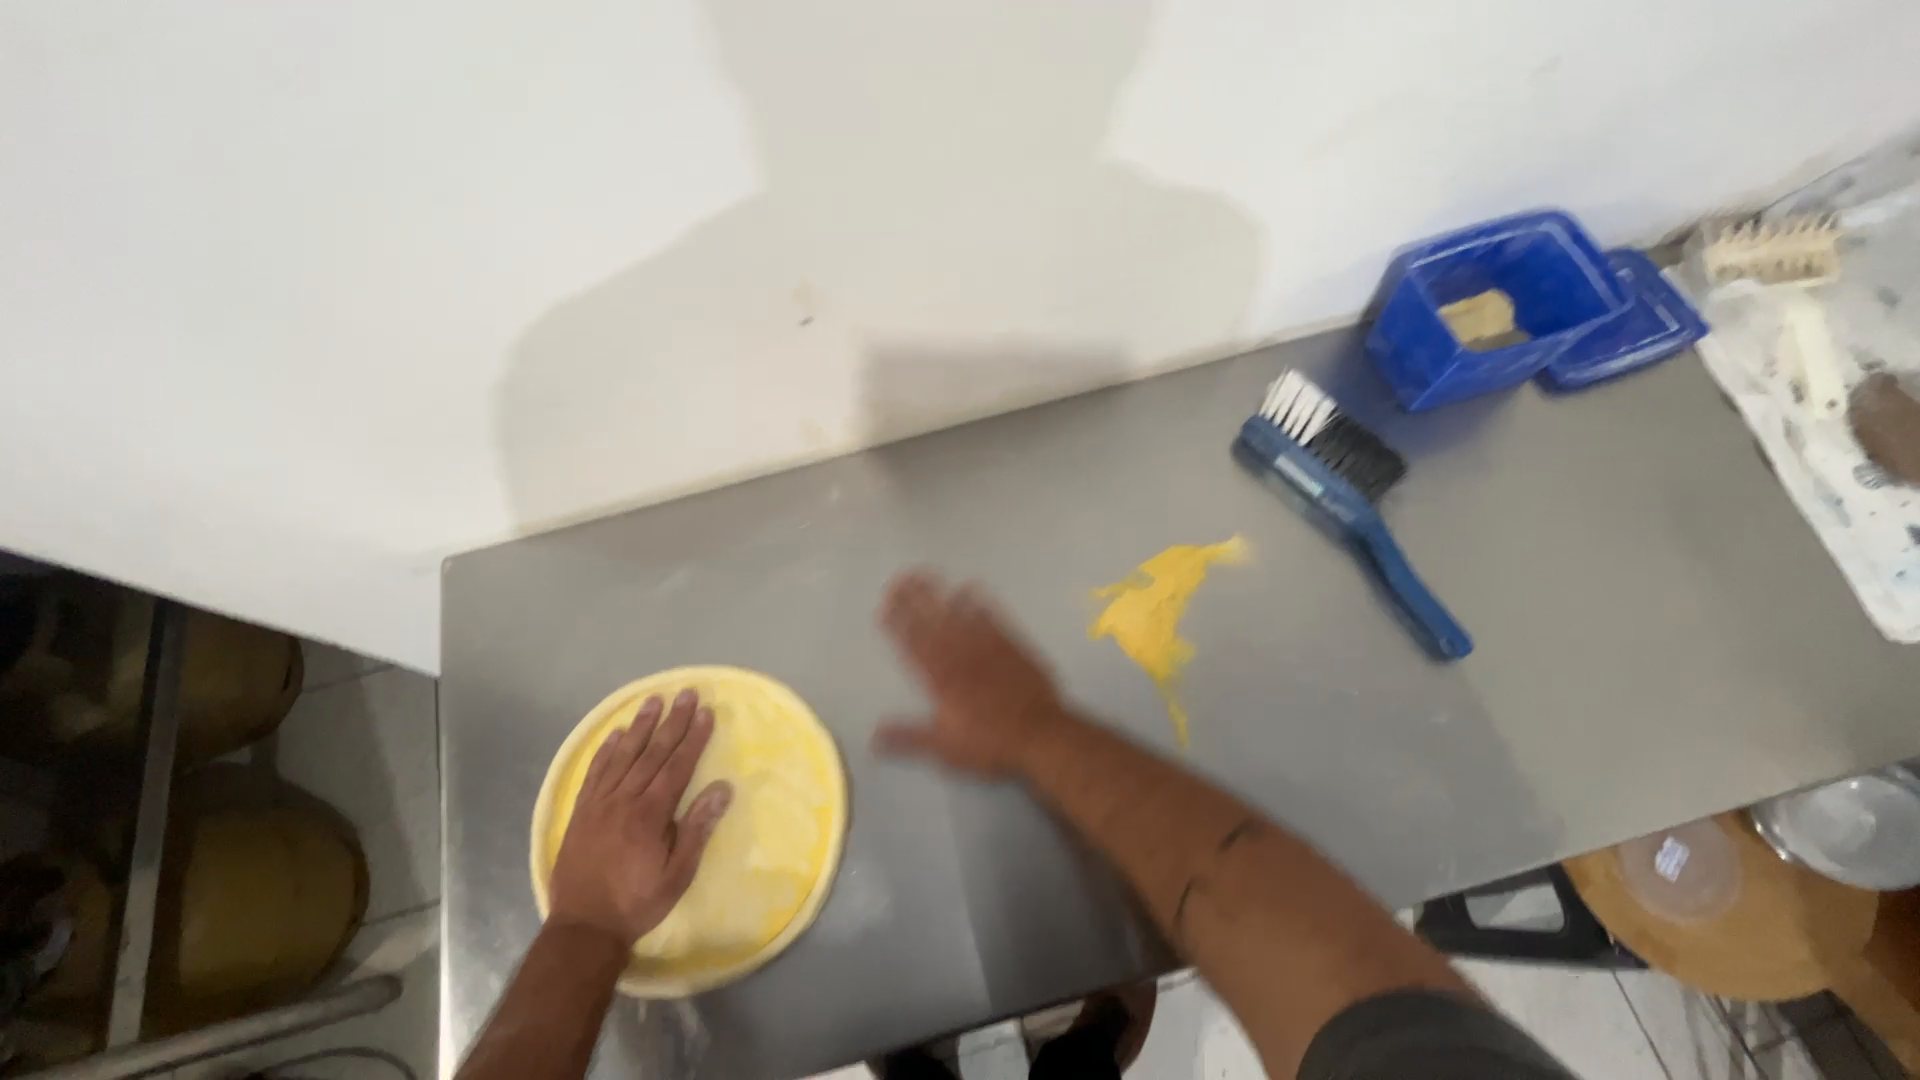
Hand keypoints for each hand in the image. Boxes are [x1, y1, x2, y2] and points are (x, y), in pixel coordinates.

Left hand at [548, 689, 732, 945]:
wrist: (583, 928)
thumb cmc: (638, 903)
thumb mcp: (678, 874)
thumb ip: (698, 829)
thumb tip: (722, 789)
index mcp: (651, 815)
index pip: (678, 766)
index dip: (693, 737)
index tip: (705, 712)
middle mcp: (624, 800)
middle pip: (652, 753)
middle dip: (672, 721)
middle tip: (685, 693)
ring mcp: (599, 804)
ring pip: (623, 756)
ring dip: (641, 726)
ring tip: (653, 701)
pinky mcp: (581, 813)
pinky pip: (595, 773)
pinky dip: (606, 751)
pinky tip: (616, 734)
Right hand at [874, 570, 1066, 774]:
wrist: (1040, 734)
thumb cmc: (991, 744)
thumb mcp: (943, 746)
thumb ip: (908, 737)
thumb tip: (874, 735)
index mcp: (940, 680)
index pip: (913, 646)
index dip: (897, 625)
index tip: (884, 605)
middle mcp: (961, 657)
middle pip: (932, 623)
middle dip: (913, 600)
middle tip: (899, 578)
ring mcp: (987, 648)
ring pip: (958, 615)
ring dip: (939, 594)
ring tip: (924, 574)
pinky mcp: (1012, 646)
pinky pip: (992, 618)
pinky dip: (978, 603)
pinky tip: (969, 588)